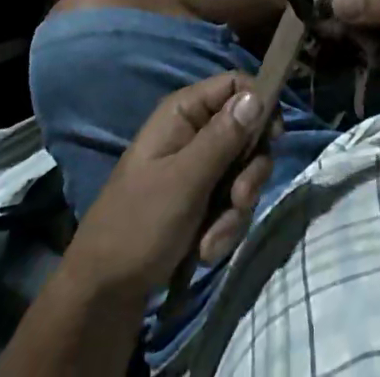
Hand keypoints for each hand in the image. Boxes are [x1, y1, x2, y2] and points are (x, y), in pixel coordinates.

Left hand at [66, 72, 275, 297]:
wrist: (105, 293)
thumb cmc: (138, 225)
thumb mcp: (184, 181)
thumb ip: (223, 138)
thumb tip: (257, 96)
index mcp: (182, 114)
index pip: (234, 85)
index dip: (259, 105)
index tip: (274, 138)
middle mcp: (193, 134)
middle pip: (247, 133)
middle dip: (248, 173)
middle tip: (238, 200)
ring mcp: (197, 169)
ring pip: (244, 174)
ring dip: (235, 210)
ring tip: (210, 240)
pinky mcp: (201, 201)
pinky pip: (232, 203)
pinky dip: (224, 228)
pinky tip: (204, 250)